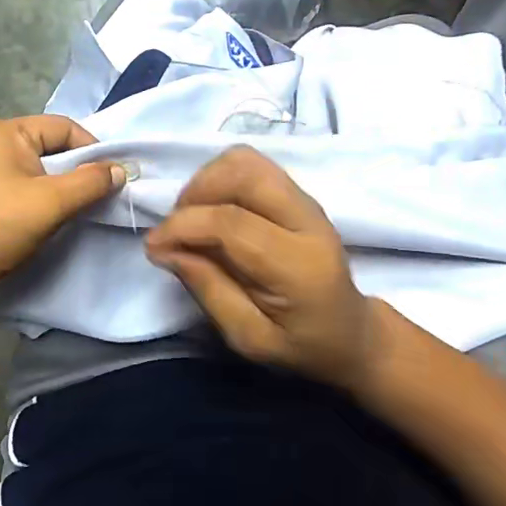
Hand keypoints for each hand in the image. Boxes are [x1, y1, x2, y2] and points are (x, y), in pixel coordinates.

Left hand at [0, 115, 123, 296]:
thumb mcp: (52, 203)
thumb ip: (91, 183)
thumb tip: (120, 170)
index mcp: (5, 131)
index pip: (64, 128)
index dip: (93, 151)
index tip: (112, 180)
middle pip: (50, 146)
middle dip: (76, 171)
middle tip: (97, 198)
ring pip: (36, 169)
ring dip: (58, 188)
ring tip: (73, 211)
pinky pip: (19, 185)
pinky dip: (38, 198)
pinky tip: (45, 219)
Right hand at [144, 145, 388, 391]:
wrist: (351, 333)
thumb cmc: (300, 345)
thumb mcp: (248, 338)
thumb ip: (208, 289)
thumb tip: (165, 249)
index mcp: (298, 266)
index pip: (232, 223)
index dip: (183, 227)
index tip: (154, 246)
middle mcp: (307, 222)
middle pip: (243, 174)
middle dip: (195, 193)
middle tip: (177, 229)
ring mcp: (306, 202)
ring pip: (246, 161)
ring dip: (207, 181)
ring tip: (193, 217)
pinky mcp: (298, 194)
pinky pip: (252, 166)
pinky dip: (220, 179)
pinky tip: (212, 209)